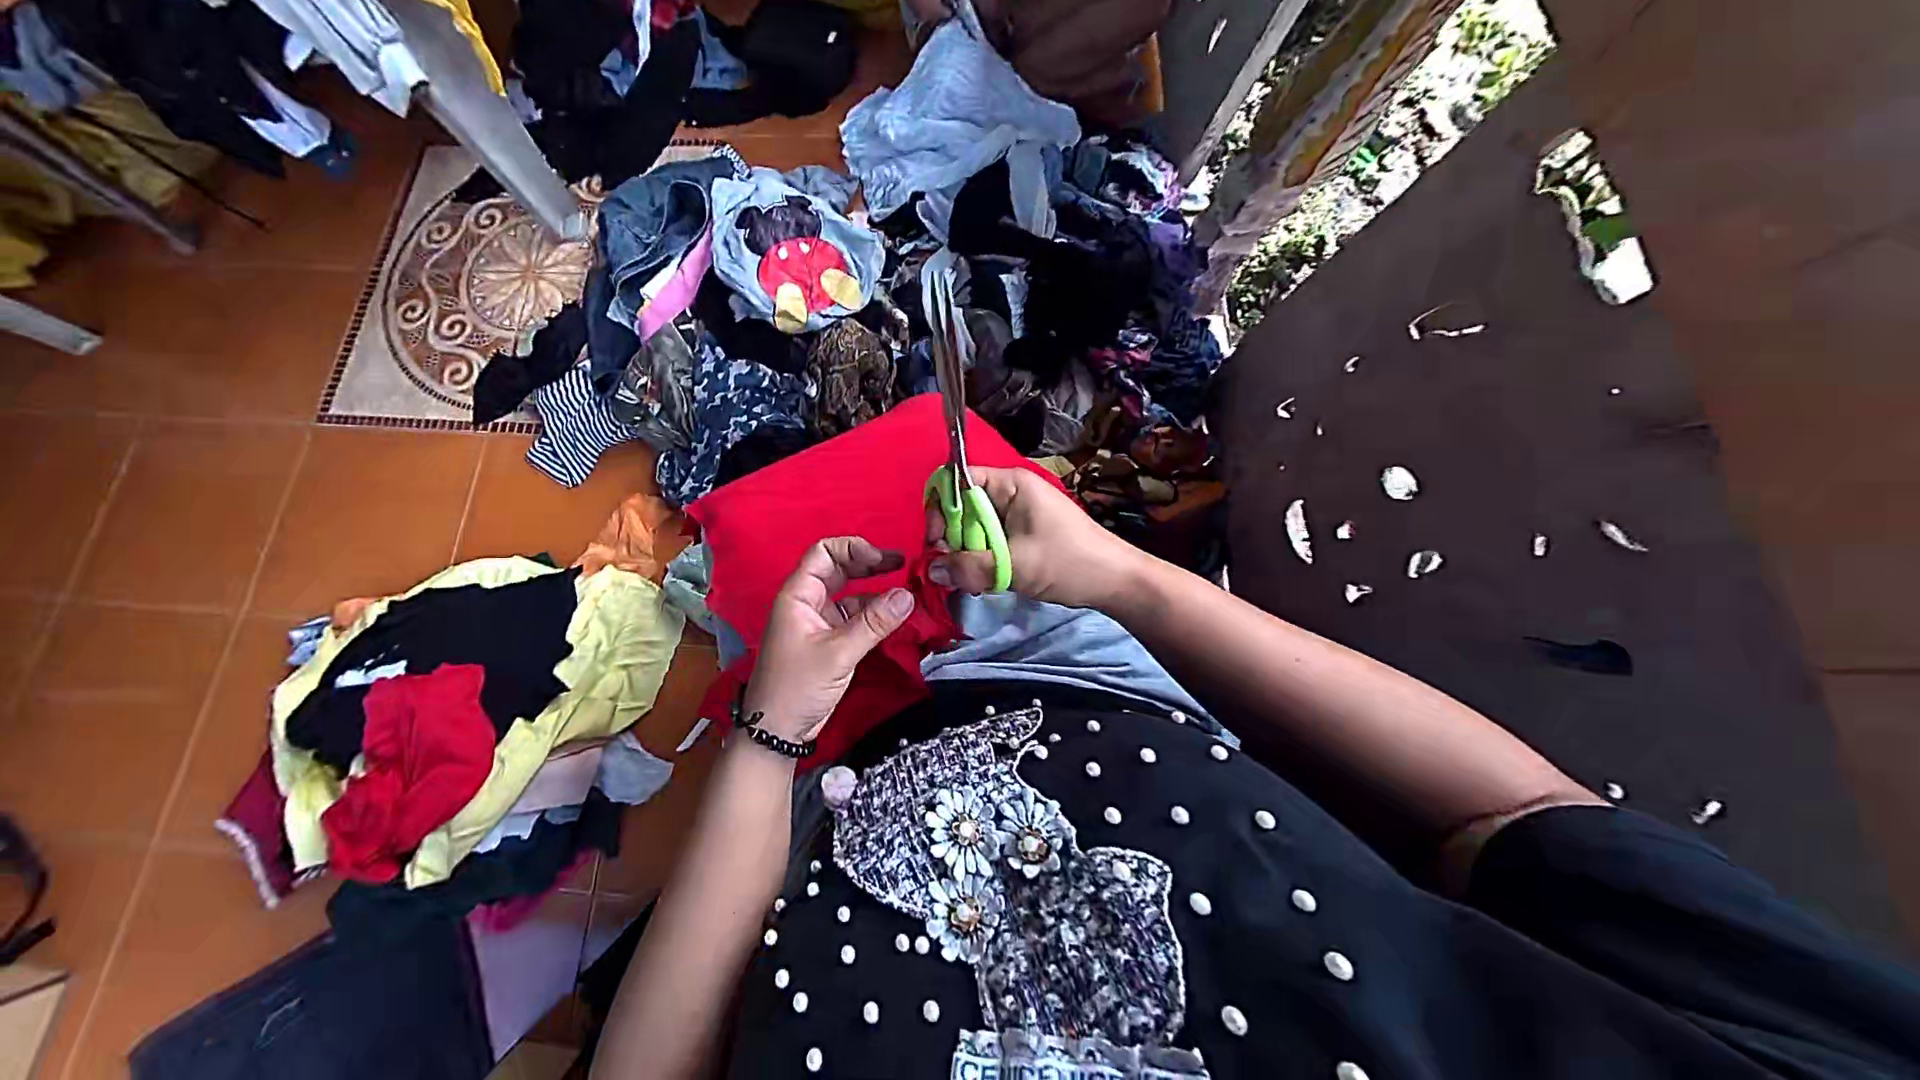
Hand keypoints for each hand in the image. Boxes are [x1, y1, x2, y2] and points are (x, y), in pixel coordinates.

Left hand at [742, 537, 917, 743]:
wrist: (777, 731)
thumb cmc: (797, 687)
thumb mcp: (838, 653)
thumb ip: (874, 623)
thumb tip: (908, 595)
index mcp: (798, 595)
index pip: (824, 552)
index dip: (855, 548)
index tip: (885, 560)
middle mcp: (808, 602)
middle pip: (840, 569)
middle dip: (870, 564)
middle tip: (903, 566)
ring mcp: (819, 621)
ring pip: (850, 593)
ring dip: (876, 590)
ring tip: (906, 591)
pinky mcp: (830, 640)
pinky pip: (855, 616)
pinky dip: (874, 613)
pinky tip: (895, 616)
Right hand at [926, 465, 1145, 610]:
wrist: (1116, 581)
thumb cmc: (1068, 563)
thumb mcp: (1014, 566)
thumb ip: (969, 567)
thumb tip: (931, 569)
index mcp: (1011, 484)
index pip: (957, 480)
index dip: (941, 507)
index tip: (938, 542)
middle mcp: (1012, 492)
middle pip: (963, 507)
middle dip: (953, 538)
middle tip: (956, 570)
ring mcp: (1018, 514)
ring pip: (975, 528)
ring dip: (968, 554)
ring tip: (975, 581)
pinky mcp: (1024, 534)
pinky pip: (991, 541)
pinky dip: (984, 560)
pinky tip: (989, 581)